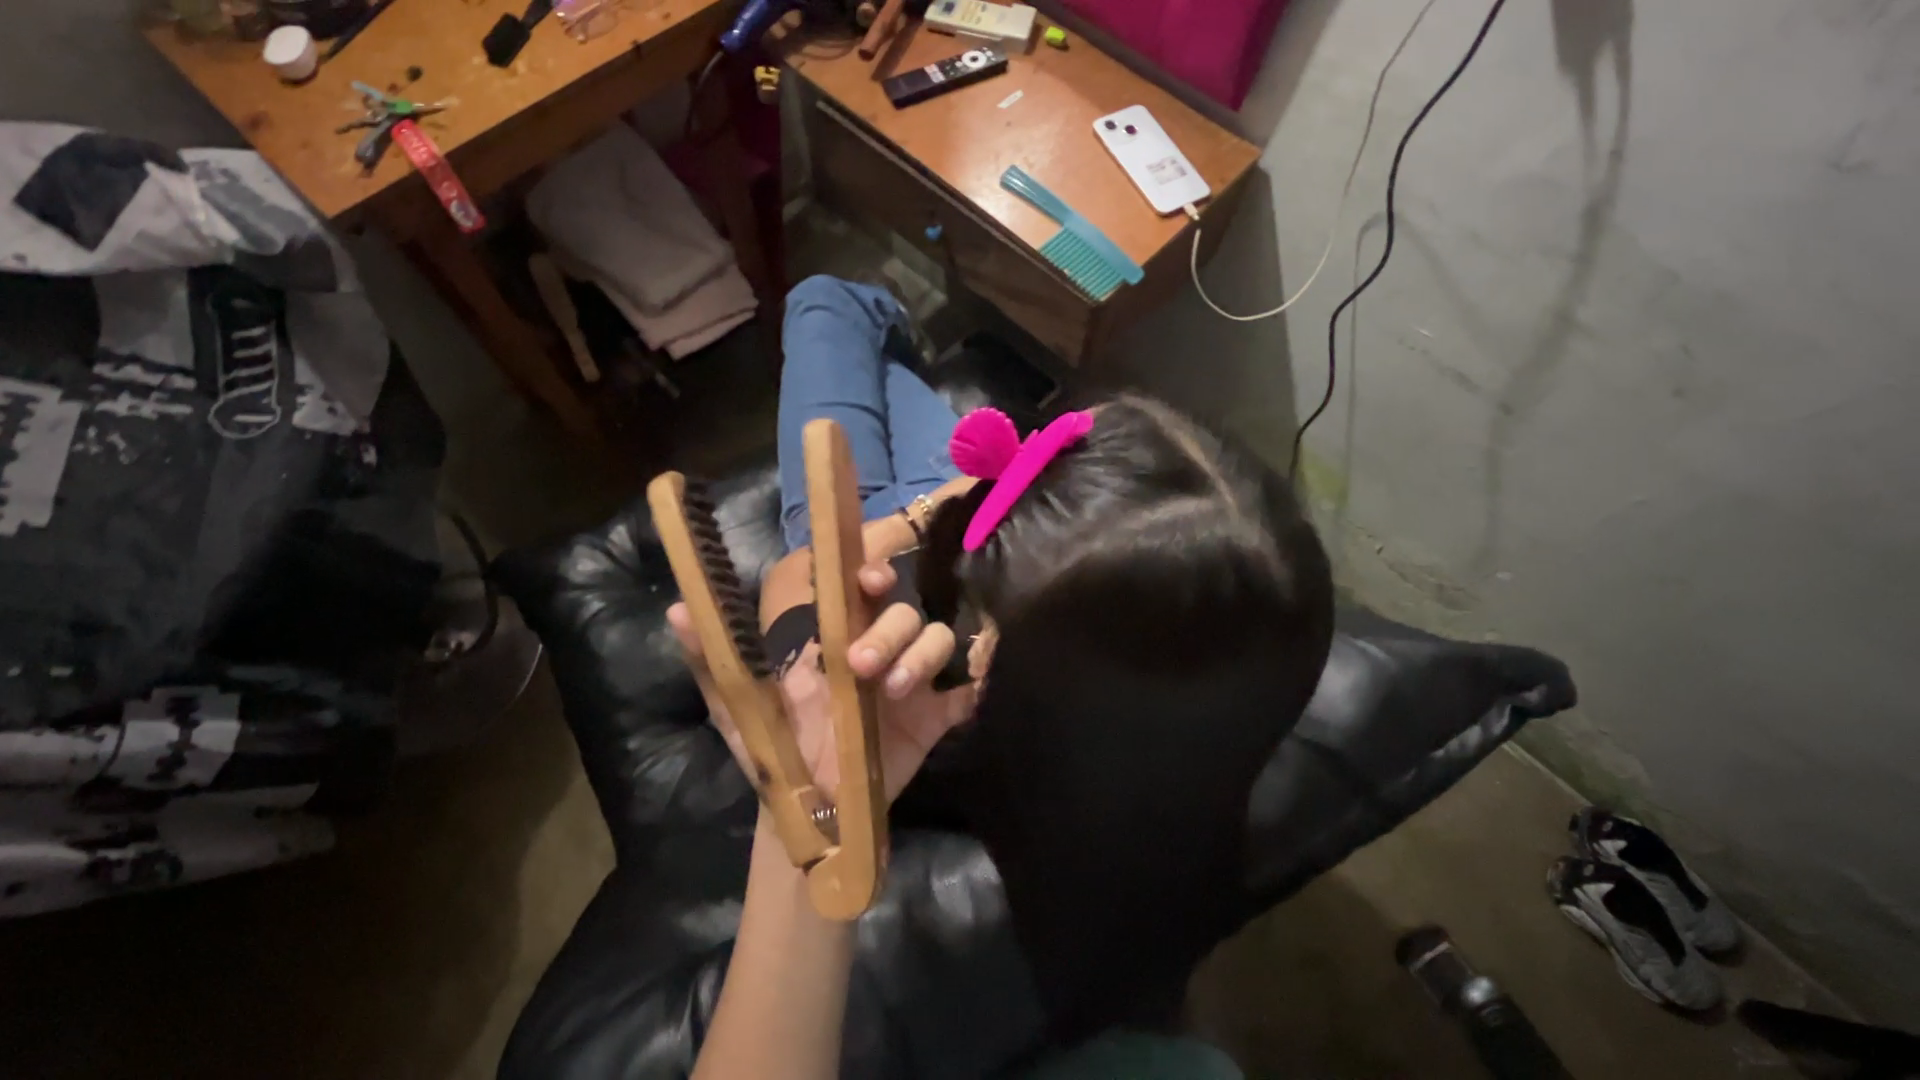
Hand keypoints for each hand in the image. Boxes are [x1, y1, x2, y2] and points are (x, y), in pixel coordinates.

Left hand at [668, 560, 970, 803]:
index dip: (872, 569)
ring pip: (937, 639)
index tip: (866, 579)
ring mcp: (913, 678)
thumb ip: (709, 660)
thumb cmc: (776, 749)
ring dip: (921, 654)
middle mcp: (880, 645)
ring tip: (891, 689)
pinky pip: (970, 685)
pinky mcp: (938, 714)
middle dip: (889, 626)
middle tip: (860, 663)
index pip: (864, 585)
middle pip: (904, 610)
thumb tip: (678, 611)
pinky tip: (970, 687)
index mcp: (836, 635)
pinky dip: (978, 680)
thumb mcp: (737, 707)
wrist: (811, 811)